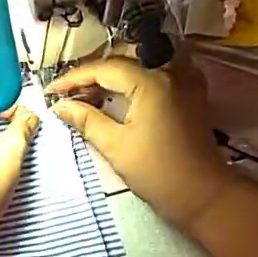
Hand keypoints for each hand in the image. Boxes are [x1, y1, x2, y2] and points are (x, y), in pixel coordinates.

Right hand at [45, 57, 234, 230]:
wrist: (205, 195)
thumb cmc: (160, 174)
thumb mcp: (116, 147)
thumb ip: (87, 120)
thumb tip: (60, 106)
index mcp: (152, 81)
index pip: (105, 68)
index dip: (74, 78)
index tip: (52, 90)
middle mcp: (172, 71)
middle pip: (123, 60)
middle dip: (92, 75)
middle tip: (68, 94)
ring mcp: (185, 80)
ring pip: (140, 64)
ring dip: (113, 76)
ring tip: (89, 96)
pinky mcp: (191, 93)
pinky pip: (157, 73)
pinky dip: (134, 80)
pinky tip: (119, 96)